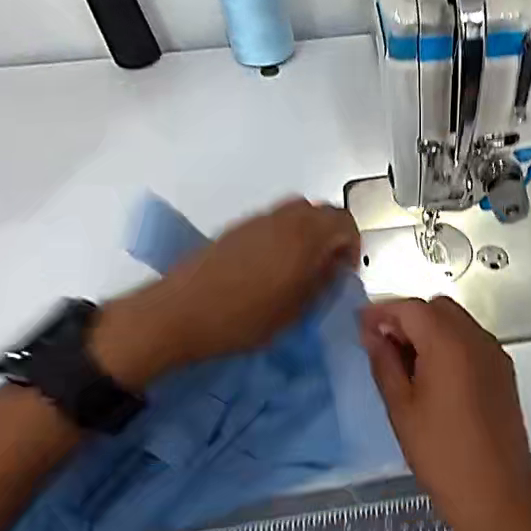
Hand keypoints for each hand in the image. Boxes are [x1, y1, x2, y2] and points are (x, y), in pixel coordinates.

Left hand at [92, 198, 358, 388]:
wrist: (179, 313)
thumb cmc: (243, 318)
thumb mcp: (295, 311)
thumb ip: (323, 283)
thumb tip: (335, 267)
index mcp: (304, 236)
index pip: (345, 222)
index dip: (352, 246)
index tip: (344, 273)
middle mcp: (283, 218)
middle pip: (322, 212)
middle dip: (331, 236)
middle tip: (326, 269)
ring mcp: (257, 220)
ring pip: (296, 214)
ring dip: (307, 234)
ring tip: (300, 269)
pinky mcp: (236, 228)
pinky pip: (273, 222)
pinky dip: (284, 236)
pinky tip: (271, 268)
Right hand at [359, 297, 530, 530]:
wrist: (496, 494)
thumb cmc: (440, 454)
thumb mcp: (401, 407)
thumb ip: (384, 362)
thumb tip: (373, 334)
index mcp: (449, 344)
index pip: (411, 308)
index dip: (382, 312)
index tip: (361, 326)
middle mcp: (477, 339)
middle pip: (436, 308)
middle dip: (407, 318)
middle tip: (382, 345)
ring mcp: (495, 354)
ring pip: (456, 322)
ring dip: (429, 329)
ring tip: (405, 362)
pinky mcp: (503, 371)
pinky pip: (471, 341)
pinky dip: (449, 343)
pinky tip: (432, 374)